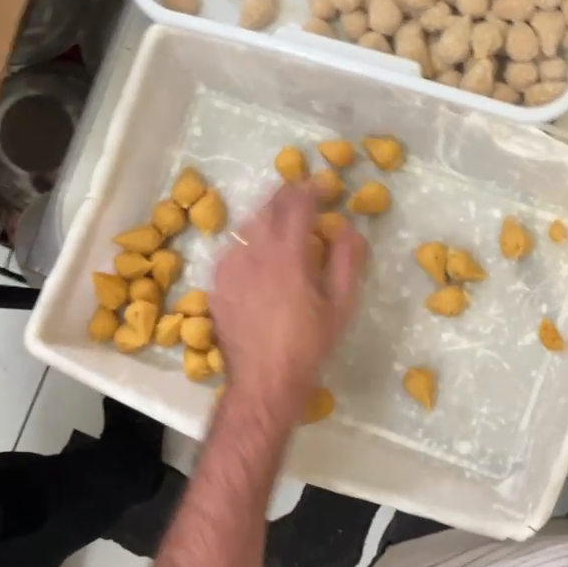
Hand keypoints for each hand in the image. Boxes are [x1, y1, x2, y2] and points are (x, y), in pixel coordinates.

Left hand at [211, 183, 364, 416]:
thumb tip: (350, 228)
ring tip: (282, 222)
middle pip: (269, 207)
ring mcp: (229, 266)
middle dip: (288, 195)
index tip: (325, 185)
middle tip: (304, 195)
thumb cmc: (309, 345)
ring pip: (248, 226)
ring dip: (267, 216)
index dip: (313, 188)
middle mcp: (254, 251)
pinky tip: (258, 256)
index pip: (299, 203)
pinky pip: (233, 249)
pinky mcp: (217, 283)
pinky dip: (249, 242)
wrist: (263, 381)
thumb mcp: (340, 305)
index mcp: (288, 254)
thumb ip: (346, 260)